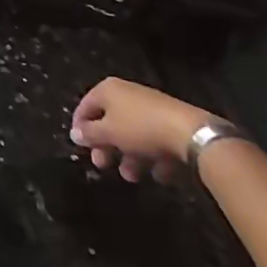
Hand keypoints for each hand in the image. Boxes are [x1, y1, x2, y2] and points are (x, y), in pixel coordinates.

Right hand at [70, 77, 219, 182]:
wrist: (192, 134)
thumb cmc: (140, 128)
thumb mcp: (109, 133)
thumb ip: (89, 134)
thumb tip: (74, 134)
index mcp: (107, 90)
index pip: (85, 106)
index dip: (80, 127)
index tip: (80, 147)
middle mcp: (127, 94)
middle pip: (109, 121)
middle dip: (107, 147)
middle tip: (104, 165)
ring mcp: (151, 108)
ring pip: (133, 134)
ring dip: (130, 157)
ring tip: (133, 177)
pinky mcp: (171, 123)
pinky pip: (155, 139)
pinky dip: (154, 157)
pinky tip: (160, 174)